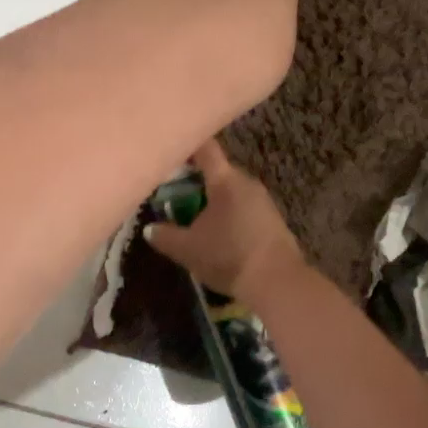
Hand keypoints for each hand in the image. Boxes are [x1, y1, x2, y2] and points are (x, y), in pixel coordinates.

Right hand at [144, 139, 305, 301]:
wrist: (277, 282)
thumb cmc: (228, 256)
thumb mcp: (187, 249)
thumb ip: (164, 236)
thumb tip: (150, 229)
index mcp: (225, 181)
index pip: (205, 149)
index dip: (187, 145)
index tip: (170, 150)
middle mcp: (246, 183)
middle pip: (217, 171)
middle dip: (195, 180)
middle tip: (173, 193)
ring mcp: (263, 201)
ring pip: (230, 191)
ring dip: (211, 200)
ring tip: (192, 217)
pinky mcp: (272, 220)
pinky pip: (243, 208)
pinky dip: (227, 214)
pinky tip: (217, 234)